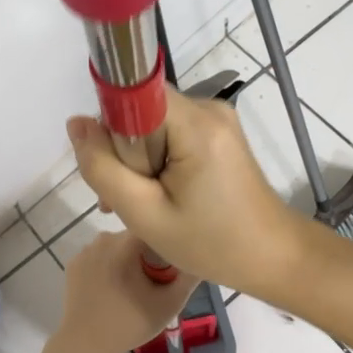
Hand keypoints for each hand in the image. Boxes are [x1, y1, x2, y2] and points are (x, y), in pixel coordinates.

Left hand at [50, 230, 200, 352]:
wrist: (85, 344)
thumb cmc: (129, 323)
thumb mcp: (169, 304)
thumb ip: (189, 277)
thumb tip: (200, 258)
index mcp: (125, 243)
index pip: (153, 230)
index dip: (165, 246)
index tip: (169, 268)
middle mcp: (103, 239)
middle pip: (133, 238)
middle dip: (145, 255)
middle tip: (153, 283)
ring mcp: (85, 251)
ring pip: (115, 248)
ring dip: (125, 261)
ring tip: (131, 289)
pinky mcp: (73, 264)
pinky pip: (98, 258)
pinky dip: (107, 268)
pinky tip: (111, 291)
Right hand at [66, 90, 311, 296]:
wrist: (275, 258)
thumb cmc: (212, 243)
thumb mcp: (145, 214)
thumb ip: (103, 167)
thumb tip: (77, 123)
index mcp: (195, 124)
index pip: (134, 95)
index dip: (112, 127)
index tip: (115, 168)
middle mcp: (207, 108)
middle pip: (140, 110)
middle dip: (123, 153)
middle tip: (126, 202)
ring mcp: (215, 118)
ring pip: (151, 124)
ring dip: (138, 162)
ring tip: (144, 206)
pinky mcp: (217, 132)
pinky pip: (169, 133)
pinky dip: (157, 162)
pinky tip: (161, 196)